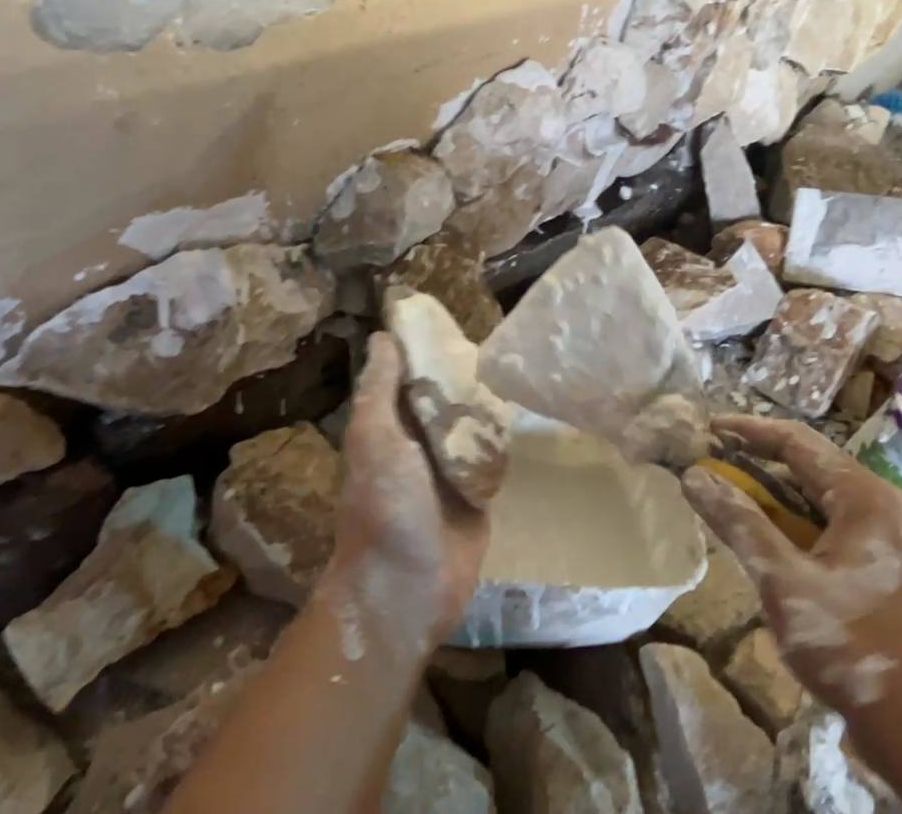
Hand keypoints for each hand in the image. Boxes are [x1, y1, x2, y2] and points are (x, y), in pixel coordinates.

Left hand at [325, 333, 490, 652]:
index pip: (408, 372)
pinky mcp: (478, 490)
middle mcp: (418, 439)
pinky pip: (493, 454)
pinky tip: (527, 410)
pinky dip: (505, 435)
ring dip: (487, 402)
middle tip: (502, 339)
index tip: (452, 314)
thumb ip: (379, 388)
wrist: (407, 586)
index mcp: (388, 423)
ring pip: (471, 421)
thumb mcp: (374, 437)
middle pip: (444, 394)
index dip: (425, 344)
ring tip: (521, 364)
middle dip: (464, 371)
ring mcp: (450, 466)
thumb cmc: (383, 505)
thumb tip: (383, 335)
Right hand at [681, 416, 901, 717]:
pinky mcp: (879, 572)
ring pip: (815, 502)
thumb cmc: (854, 642)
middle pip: (808, 467)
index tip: (703, 429)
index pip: (797, 442)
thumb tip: (693, 474)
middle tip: (706, 464)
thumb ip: (738, 523)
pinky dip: (787, 527)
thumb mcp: (784, 581)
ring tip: (724, 500)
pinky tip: (761, 545)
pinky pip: (824, 530)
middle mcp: (880, 508)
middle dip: (754, 463)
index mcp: (865, 497)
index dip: (747, 431)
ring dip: (769, 498)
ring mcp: (884, 542)